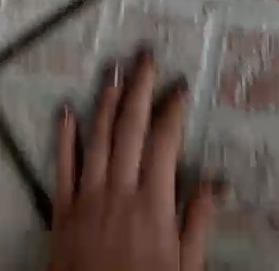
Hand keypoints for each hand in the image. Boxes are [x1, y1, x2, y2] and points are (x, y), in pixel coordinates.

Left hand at [49, 53, 218, 270]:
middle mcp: (119, 192)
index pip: (164, 143)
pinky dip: (64, 138)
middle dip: (139, 88)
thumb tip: (217, 182)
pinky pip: (62, 168)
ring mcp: (87, 199)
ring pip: (97, 138)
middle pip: (130, 128)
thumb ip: (197, 225)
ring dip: (105, 100)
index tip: (180, 84)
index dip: (173, 110)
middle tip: (145, 54)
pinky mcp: (61, 213)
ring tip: (113, 68)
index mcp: (152, 205)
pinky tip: (65, 110)